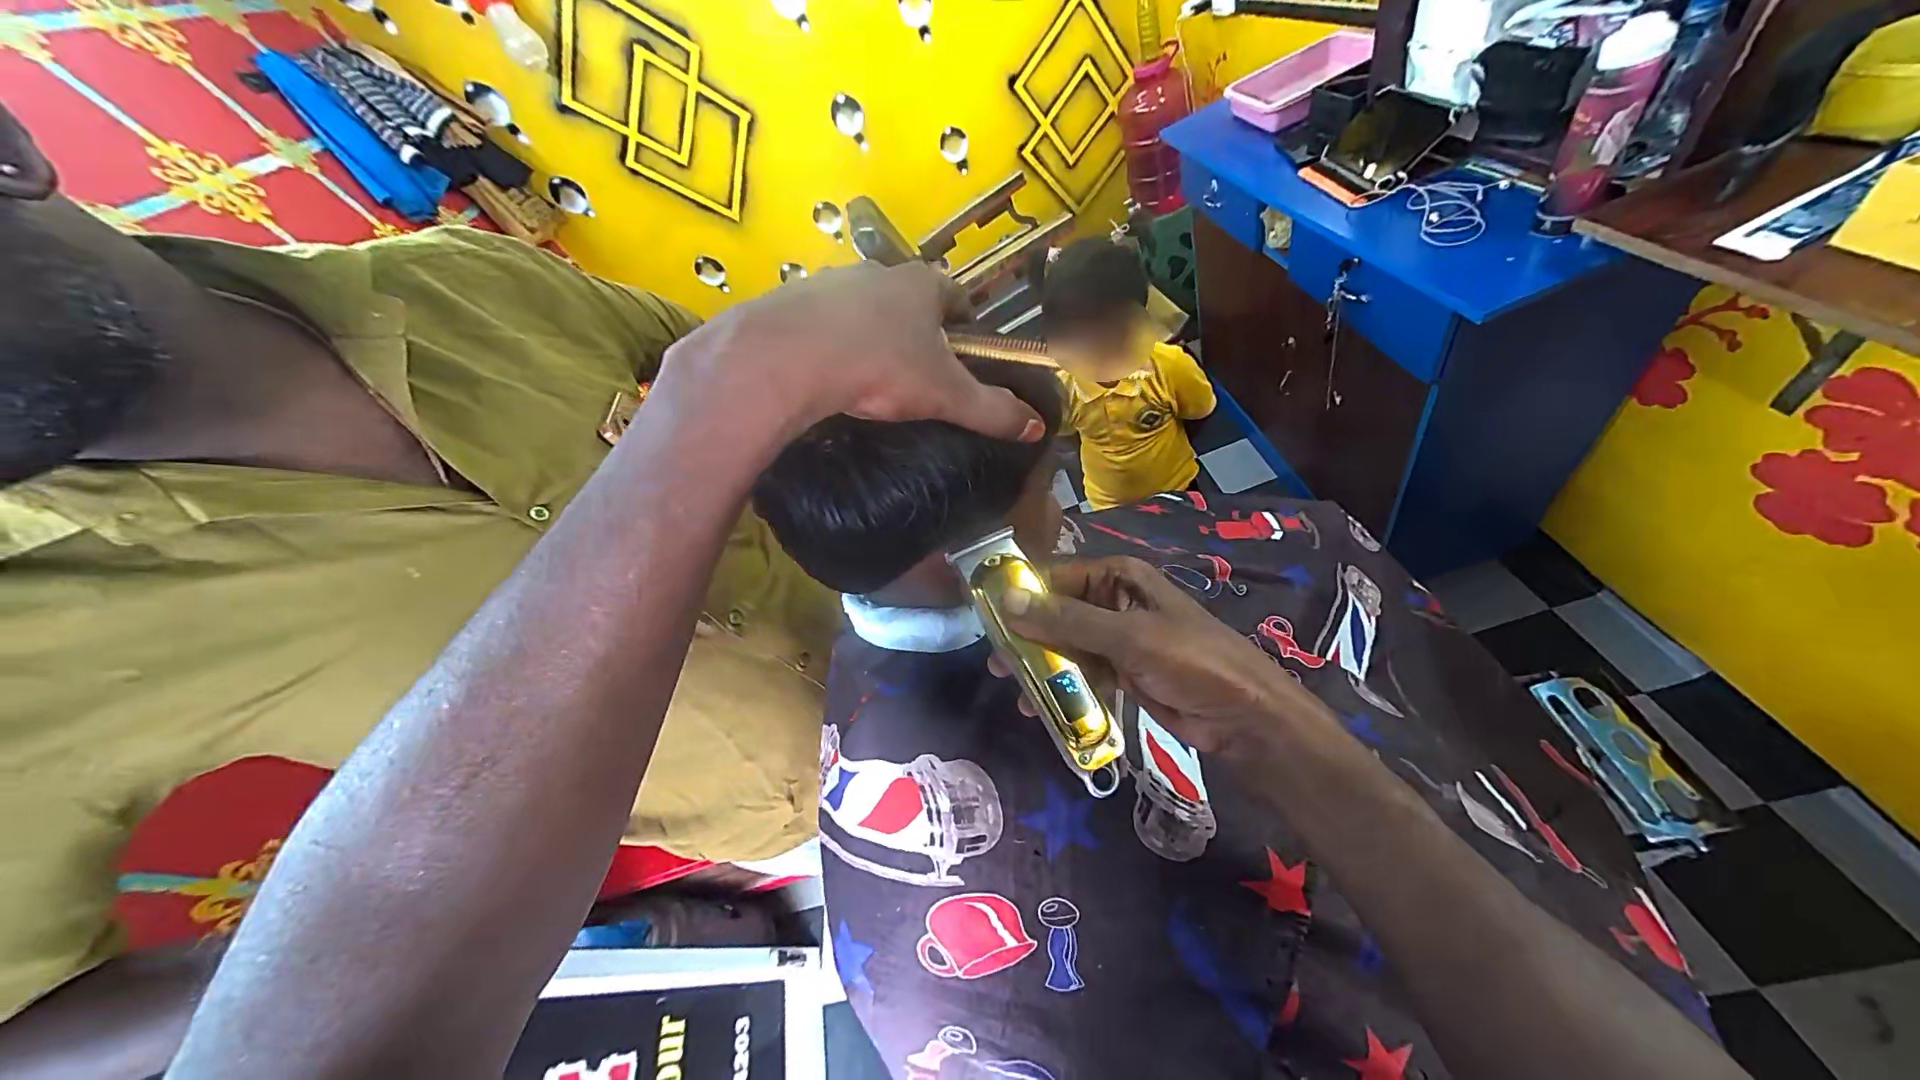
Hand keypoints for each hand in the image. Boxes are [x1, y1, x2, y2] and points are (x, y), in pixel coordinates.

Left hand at [660, 261, 1042, 441]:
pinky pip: (821, 322)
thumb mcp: (945, 394)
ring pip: (862, 307)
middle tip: (918, 371)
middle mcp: (877, 273)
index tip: (964, 350)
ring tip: (870, 376)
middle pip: (907, 299)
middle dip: (916, 329)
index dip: (964, 321)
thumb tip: (1037, 428)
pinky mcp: (791, 302)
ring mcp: (830, 283)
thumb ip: (991, 410)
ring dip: (870, 333)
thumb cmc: (882, 366)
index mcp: (921, 285)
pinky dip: (830, 343)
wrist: (790, 356)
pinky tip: (827, 374)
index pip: (955, 295)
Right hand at [991, 556, 1336, 757]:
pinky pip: (1083, 674)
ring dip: (1043, 668)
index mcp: (1119, 577)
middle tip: (997, 663)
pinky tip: (1043, 707)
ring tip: (1018, 692)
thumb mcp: (1127, 637)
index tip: (987, 619)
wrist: (1245, 716)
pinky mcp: (1122, 672)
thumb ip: (1066, 620)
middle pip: (1057, 613)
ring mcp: (1118, 639)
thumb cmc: (1191, 660)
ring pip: (1066, 647)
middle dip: (1027, 638)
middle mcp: (1114, 601)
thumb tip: (1007, 600)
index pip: (1057, 577)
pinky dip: (1064, 688)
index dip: (1021, 594)